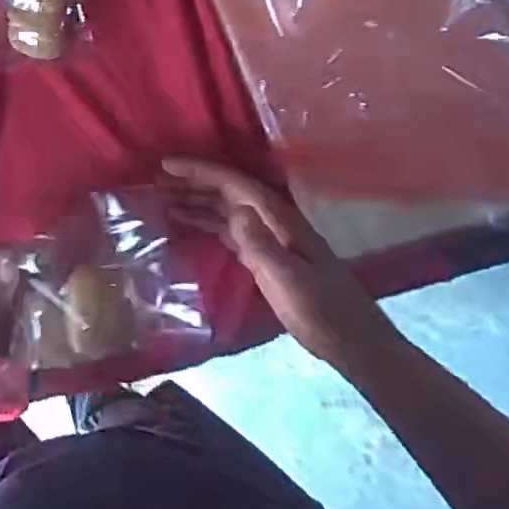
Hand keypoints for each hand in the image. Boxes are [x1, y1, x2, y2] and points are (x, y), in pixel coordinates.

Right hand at [163, 158, 402, 375]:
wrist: (352, 343)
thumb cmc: (323, 311)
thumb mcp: (290, 279)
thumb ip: (263, 245)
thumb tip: (235, 211)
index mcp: (279, 219)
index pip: (234, 183)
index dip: (200, 171)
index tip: (167, 165)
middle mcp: (271, 221)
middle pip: (226, 191)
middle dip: (192, 181)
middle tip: (155, 179)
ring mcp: (267, 238)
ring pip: (224, 209)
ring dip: (194, 201)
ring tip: (161, 198)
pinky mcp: (262, 256)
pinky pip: (226, 229)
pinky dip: (204, 222)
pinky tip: (184, 223)